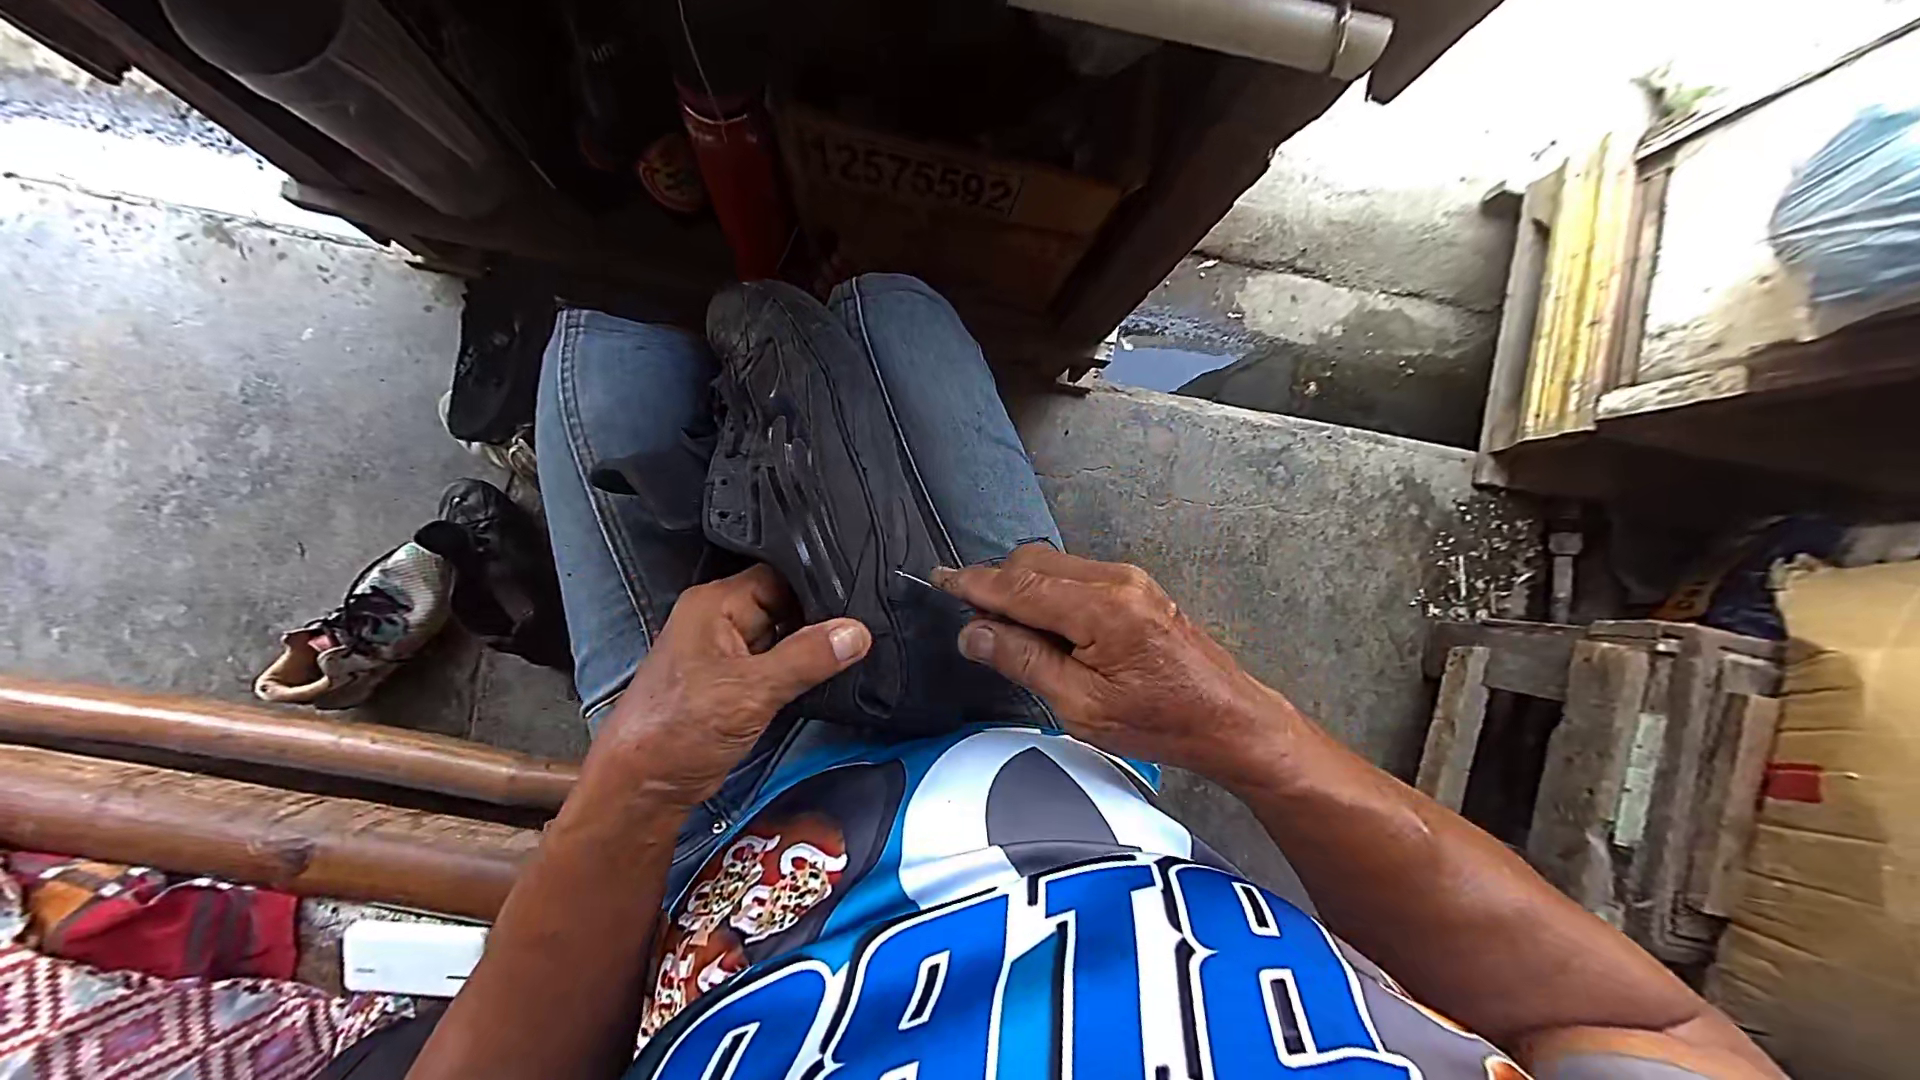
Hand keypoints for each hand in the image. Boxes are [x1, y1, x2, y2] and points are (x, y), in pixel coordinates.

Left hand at [592, 563, 869, 807]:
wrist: (646, 790)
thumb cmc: (676, 733)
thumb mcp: (751, 691)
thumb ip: (808, 657)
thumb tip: (856, 632)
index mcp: (715, 604)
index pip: (779, 575)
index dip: (818, 586)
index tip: (856, 600)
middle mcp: (722, 620)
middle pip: (786, 604)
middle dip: (820, 620)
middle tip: (858, 631)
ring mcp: (730, 652)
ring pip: (786, 635)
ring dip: (811, 648)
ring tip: (847, 652)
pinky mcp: (738, 681)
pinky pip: (780, 663)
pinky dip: (801, 670)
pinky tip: (825, 675)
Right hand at [933, 545, 1295, 785]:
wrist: (1229, 719)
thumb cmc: (1164, 722)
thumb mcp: (1082, 707)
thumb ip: (1024, 662)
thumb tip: (976, 635)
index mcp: (1103, 609)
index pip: (1018, 586)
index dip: (973, 584)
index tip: (941, 581)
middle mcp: (1116, 581)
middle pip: (1032, 564)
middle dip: (993, 584)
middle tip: (968, 615)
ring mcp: (1127, 579)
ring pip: (1051, 565)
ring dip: (1018, 587)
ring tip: (1002, 626)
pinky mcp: (1133, 587)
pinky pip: (1073, 574)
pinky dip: (1044, 590)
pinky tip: (1039, 623)